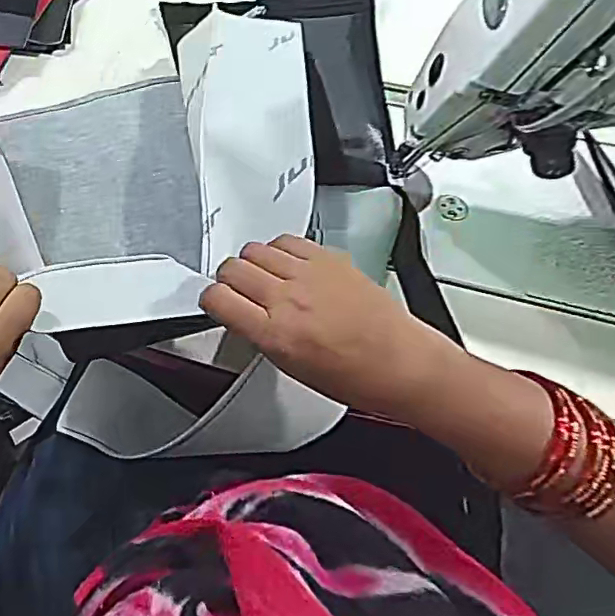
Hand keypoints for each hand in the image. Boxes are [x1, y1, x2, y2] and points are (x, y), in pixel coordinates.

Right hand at [199, 234, 466, 417]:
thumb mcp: (288, 366)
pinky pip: (286, 240)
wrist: (403, 364)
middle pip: (232, 268)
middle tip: (237, 289)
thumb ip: (256, 332)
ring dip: (251, 262)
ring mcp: (311, 275)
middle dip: (228, 279)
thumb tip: (236, 310)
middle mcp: (290, 300)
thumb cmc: (354, 375)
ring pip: (254, 249)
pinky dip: (279, 249)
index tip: (216, 302)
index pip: (218, 298)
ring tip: (263, 275)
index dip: (211, 299)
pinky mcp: (330, 259)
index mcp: (275, 334)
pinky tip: (286, 263)